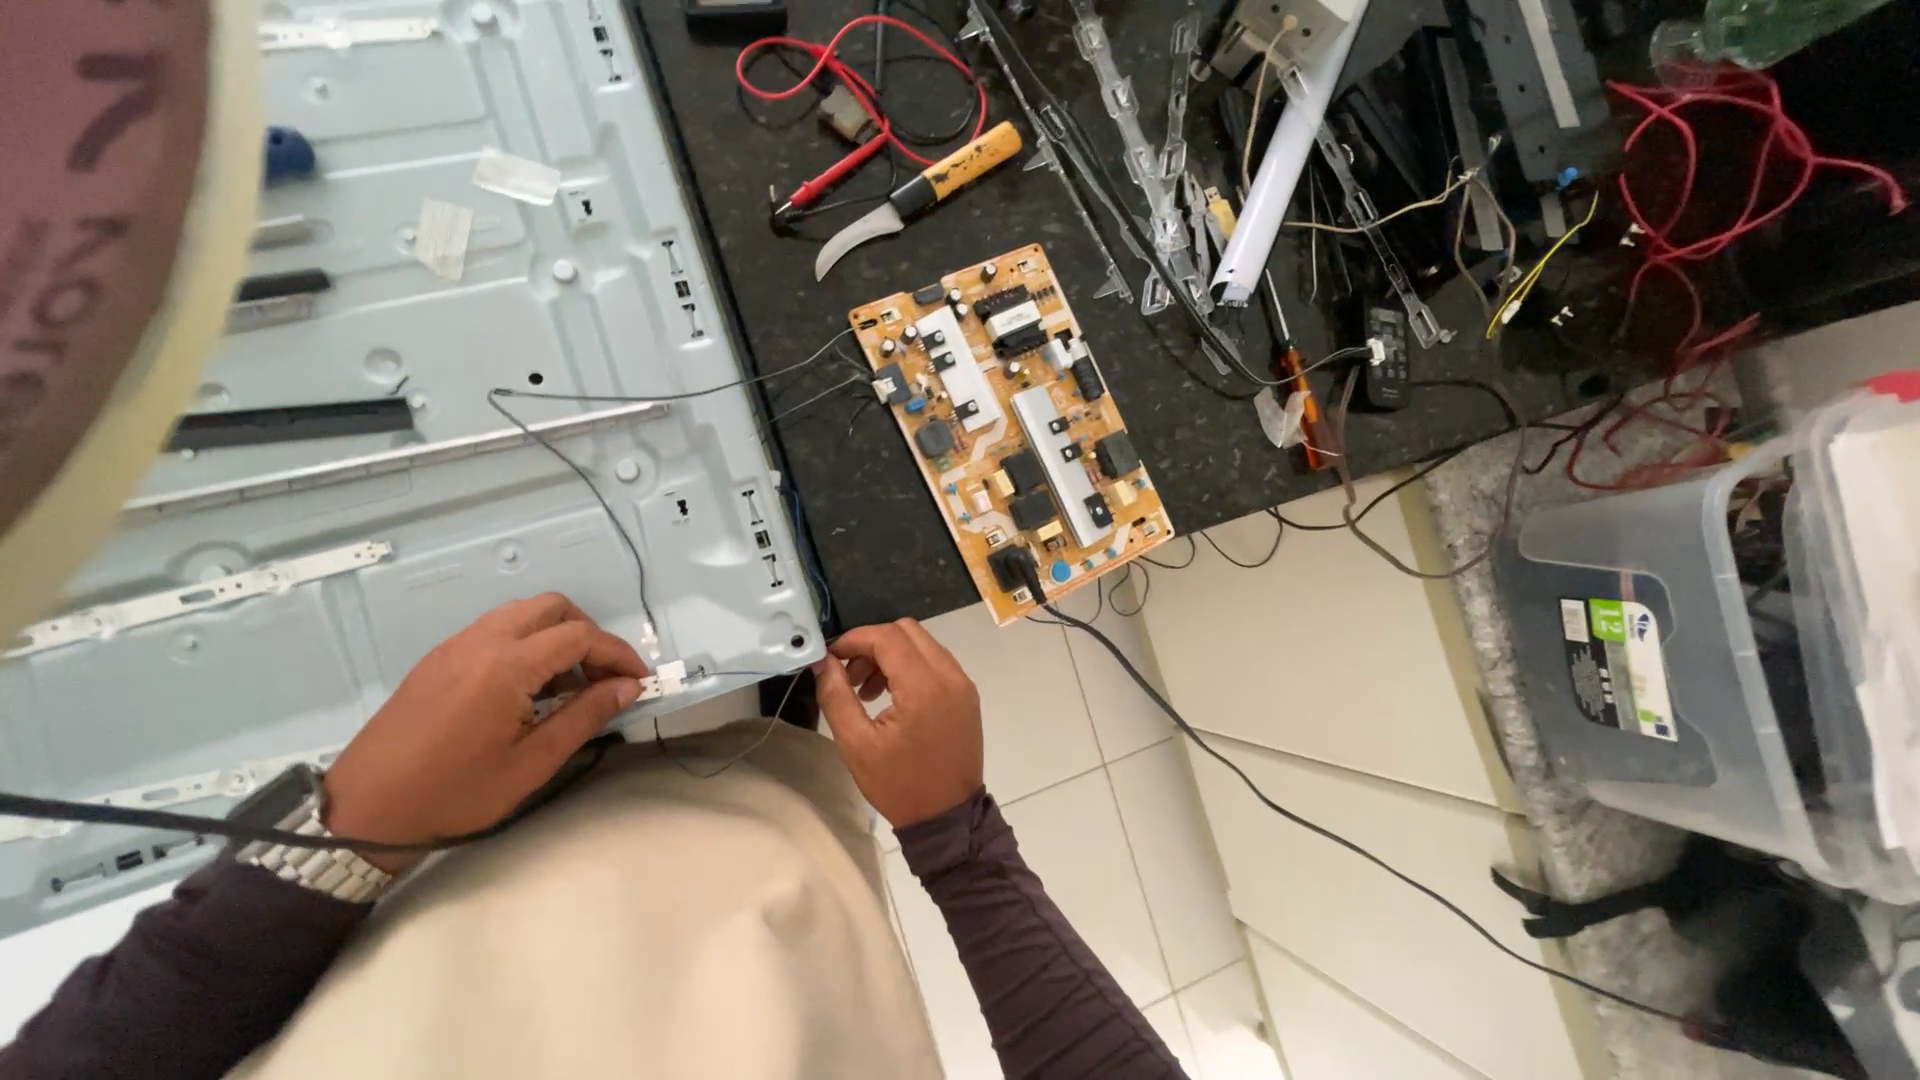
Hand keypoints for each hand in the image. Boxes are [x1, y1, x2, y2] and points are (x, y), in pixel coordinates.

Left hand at [322, 593, 647, 872]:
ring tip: (568, 682)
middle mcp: (481, 642)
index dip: (618, 654)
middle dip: (588, 633)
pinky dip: (525, 643)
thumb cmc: (454, 793)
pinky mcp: (438, 660)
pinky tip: (528, 688)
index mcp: (506, 665)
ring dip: (555, 635)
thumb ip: (585, 716)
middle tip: (602, 675)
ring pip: (521, 614)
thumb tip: (627, 687)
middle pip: (552, 608)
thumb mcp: (532, 763)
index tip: (638, 681)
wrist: (363, 812)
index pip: (580, 636)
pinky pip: (494, 630)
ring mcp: (455, 647)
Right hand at [813, 619, 982, 828]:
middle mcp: (949, 675)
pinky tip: (892, 697)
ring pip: (923, 643)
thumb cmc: (899, 785)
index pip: (886, 637)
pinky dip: (911, 666)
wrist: (948, 818)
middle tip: (849, 675)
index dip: (854, 639)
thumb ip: (836, 695)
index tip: (832, 658)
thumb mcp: (856, 744)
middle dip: (872, 644)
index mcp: (924, 686)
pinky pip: (936, 662)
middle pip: (906, 631)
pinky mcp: (967, 695)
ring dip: (891, 654)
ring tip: (866, 691)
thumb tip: (822, 661)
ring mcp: (963, 684)